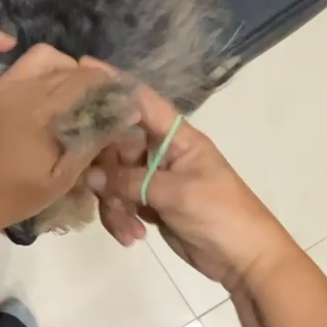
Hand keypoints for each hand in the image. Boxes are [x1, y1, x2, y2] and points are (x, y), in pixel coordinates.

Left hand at [0, 30, 126, 237]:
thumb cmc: (13, 196)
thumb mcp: (61, 178)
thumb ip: (91, 141)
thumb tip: (123, 113)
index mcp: (43, 111)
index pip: (87, 82)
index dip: (110, 87)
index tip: (122, 102)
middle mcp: (21, 89)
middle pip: (67, 70)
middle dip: (91, 80)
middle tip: (102, 103)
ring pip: (38, 57)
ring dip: (60, 65)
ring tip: (71, 87)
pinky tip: (10, 43)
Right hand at [84, 82, 299, 291]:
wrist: (244, 259)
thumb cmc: (221, 214)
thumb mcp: (176, 194)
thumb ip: (130, 181)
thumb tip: (90, 176)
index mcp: (177, 138)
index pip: (142, 101)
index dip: (113, 84)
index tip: (82, 66)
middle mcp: (160, 152)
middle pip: (115, 145)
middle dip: (104, 172)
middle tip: (100, 191)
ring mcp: (152, 178)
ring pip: (112, 179)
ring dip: (114, 205)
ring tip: (129, 229)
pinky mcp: (147, 203)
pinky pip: (118, 202)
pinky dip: (120, 219)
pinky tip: (132, 238)